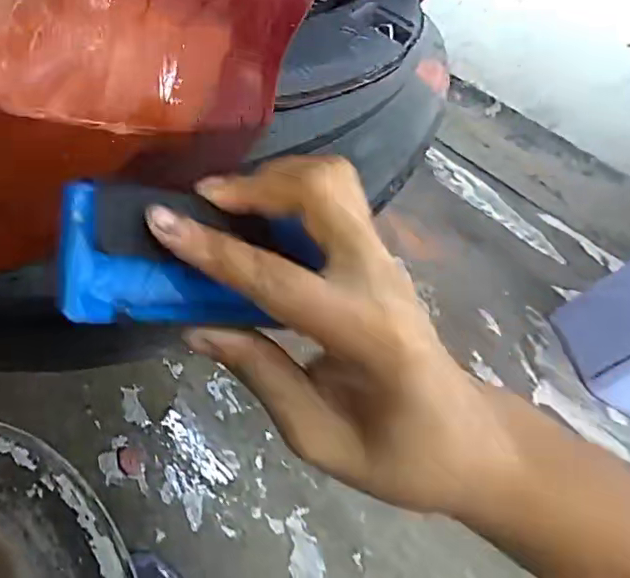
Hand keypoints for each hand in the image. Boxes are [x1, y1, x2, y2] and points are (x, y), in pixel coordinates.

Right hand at [148, 156, 520, 515]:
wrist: (470, 437)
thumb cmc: (399, 453)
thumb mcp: (319, 438)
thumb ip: (259, 374)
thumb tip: (195, 328)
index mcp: (364, 332)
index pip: (274, 278)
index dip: (210, 249)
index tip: (159, 219)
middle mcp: (377, 275)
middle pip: (320, 190)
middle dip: (255, 183)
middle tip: (206, 198)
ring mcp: (383, 254)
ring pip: (331, 177)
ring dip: (273, 176)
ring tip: (229, 199)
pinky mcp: (377, 246)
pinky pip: (333, 190)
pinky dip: (288, 184)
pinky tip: (261, 210)